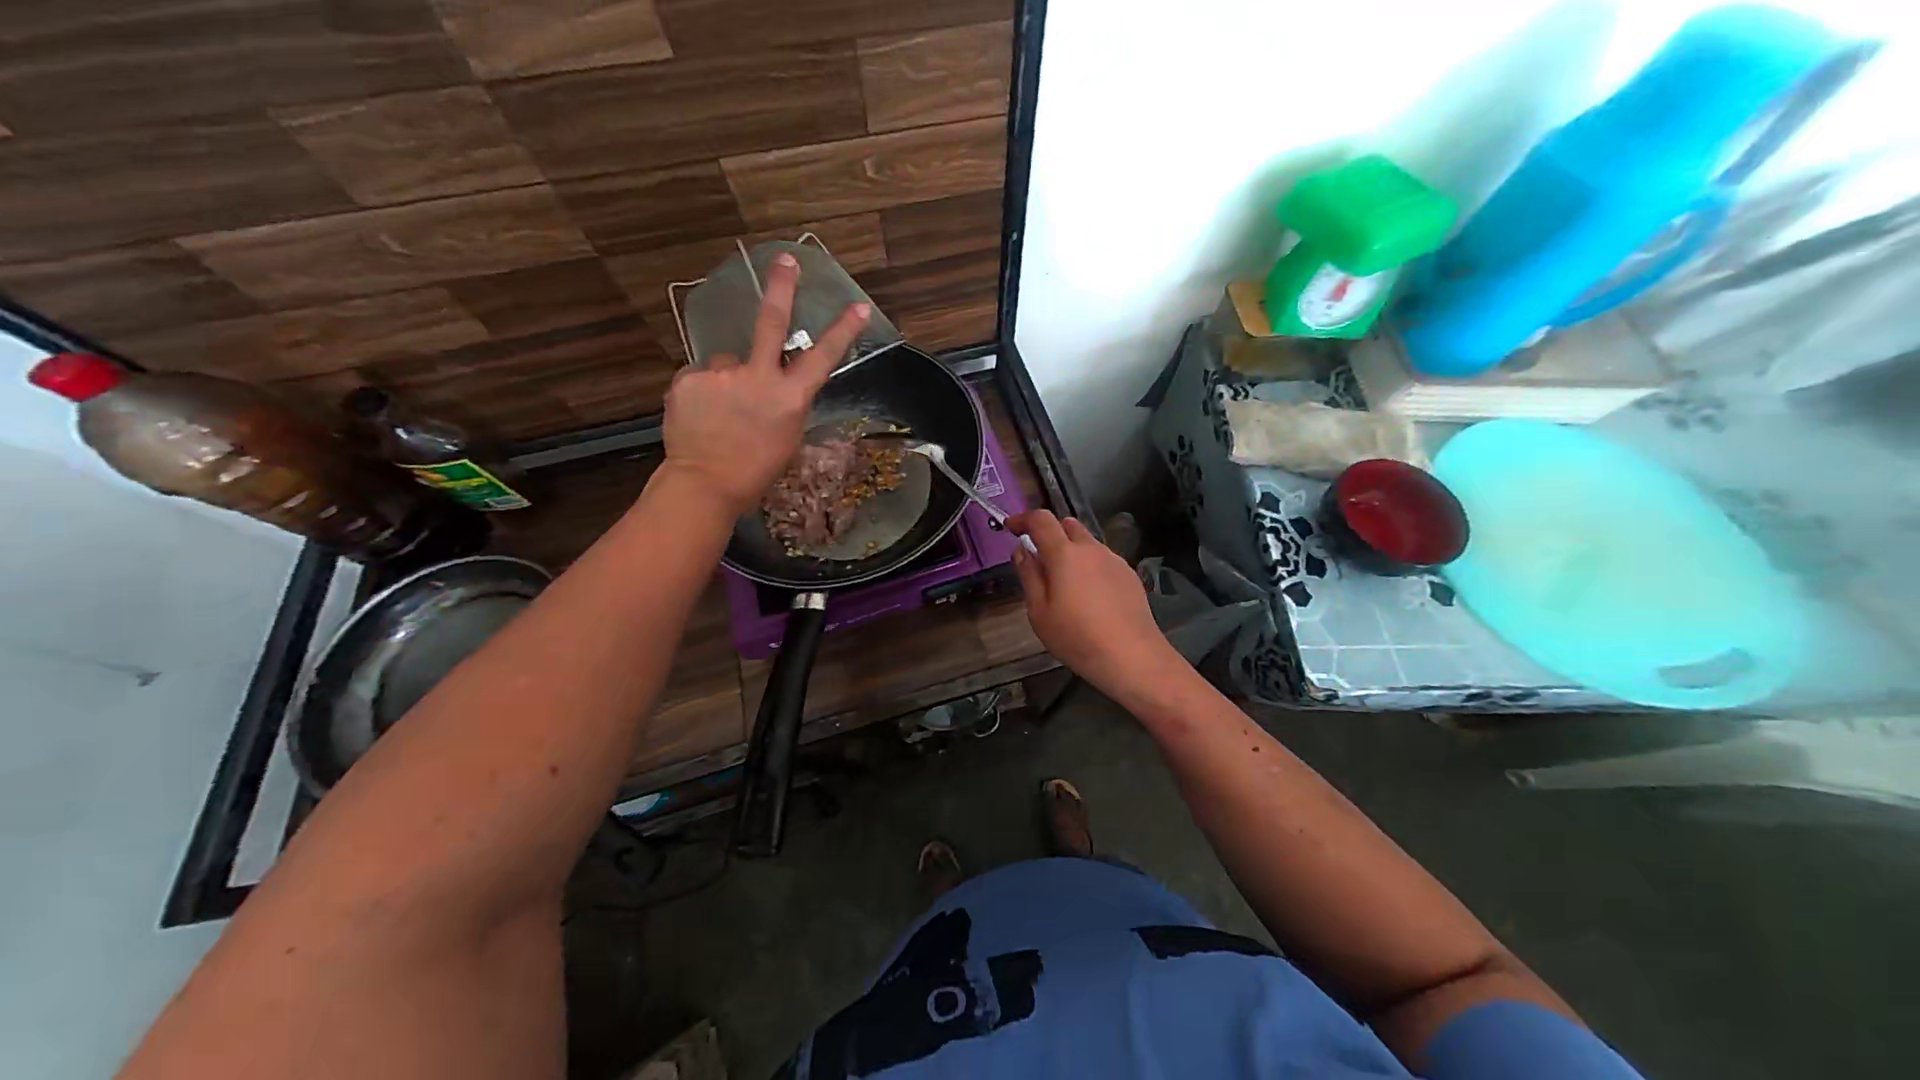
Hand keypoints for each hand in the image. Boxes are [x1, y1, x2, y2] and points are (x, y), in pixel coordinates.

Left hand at [661, 253, 870, 514]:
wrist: (704, 484)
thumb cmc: (754, 471)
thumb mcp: (786, 438)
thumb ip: (783, 403)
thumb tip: (772, 383)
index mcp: (790, 398)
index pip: (822, 357)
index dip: (843, 330)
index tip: (859, 306)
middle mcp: (759, 379)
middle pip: (771, 322)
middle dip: (782, 287)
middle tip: (785, 260)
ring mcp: (722, 376)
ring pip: (728, 364)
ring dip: (727, 378)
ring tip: (719, 414)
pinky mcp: (689, 379)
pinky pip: (701, 377)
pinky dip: (703, 392)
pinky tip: (701, 416)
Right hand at [1009, 510, 1184, 700]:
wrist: (1131, 656)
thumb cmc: (1077, 637)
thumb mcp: (1039, 611)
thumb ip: (1029, 575)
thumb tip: (1022, 550)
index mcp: (1064, 554)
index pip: (1041, 519)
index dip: (1023, 519)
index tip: (1011, 527)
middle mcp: (1091, 549)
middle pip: (1067, 524)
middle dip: (1049, 532)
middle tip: (1037, 557)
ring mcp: (1114, 560)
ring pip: (1087, 542)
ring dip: (1071, 550)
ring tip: (1064, 582)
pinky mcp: (1129, 575)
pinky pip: (1103, 559)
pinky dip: (1089, 565)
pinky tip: (1089, 595)